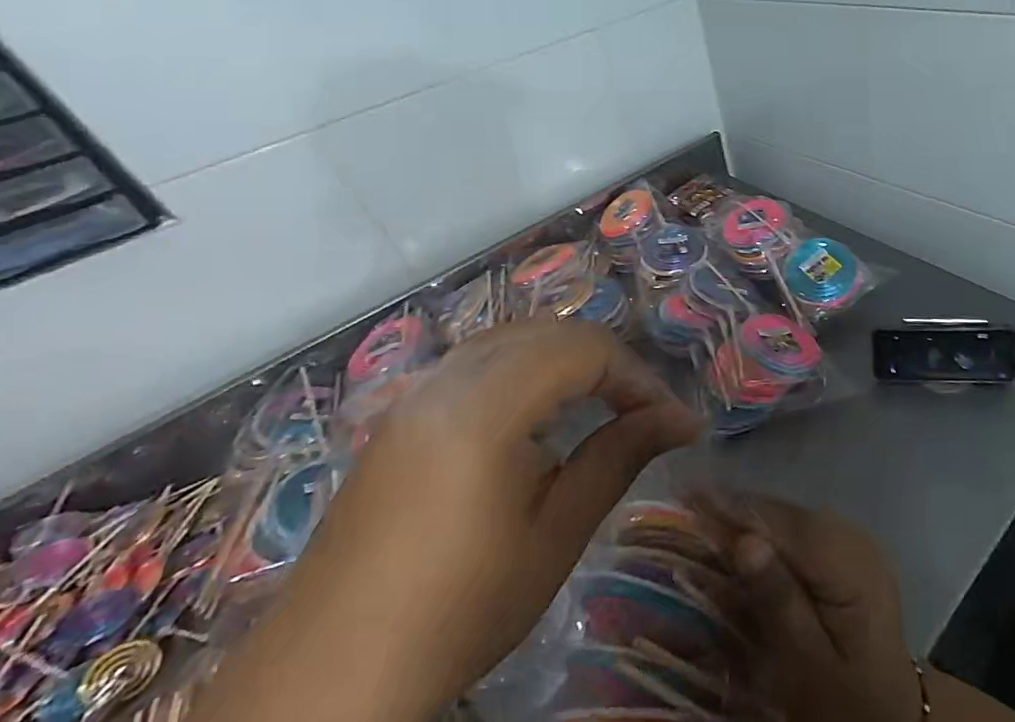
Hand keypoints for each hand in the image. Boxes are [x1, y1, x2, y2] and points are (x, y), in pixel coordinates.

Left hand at [196, 319, 702, 721]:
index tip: (669, 420)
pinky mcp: (397, 422)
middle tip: (642, 410)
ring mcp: (412, 400)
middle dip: (608, 362)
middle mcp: (443, 385)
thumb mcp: (558, 531)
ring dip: (566, 360)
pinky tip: (539, 414)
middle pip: (549, 333)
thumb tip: (685, 418)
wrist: (329, 680)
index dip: (638, 375)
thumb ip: (622, 455)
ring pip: (510, 340)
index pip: (584, 349)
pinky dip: (526, 369)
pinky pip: (476, 363)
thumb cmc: (460, 607)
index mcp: (482, 408)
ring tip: (601, 406)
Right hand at [690, 493, 923, 721]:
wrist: (890, 708)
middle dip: (742, 506)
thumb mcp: (804, 661)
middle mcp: (859, 541)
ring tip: (710, 507)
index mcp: (852, 566)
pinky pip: (808, 529)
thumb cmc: (842, 695)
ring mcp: (860, 542)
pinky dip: (775, 527)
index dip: (739, 508)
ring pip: (799, 517)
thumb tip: (745, 541)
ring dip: (756, 514)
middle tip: (691, 496)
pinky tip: (748, 532)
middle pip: (793, 515)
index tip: (693, 493)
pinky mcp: (854, 551)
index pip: (788, 526)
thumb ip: (777, 599)